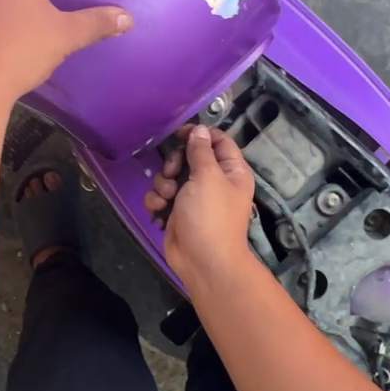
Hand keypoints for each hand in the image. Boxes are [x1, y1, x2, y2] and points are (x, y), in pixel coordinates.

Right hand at [146, 125, 259, 285]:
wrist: (202, 261)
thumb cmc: (211, 216)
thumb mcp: (207, 177)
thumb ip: (201, 151)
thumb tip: (199, 129)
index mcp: (231, 171)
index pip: (218, 141)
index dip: (199, 134)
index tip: (179, 134)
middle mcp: (215, 181)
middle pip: (190, 157)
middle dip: (175, 163)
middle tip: (173, 173)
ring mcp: (195, 197)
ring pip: (172, 176)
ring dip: (163, 183)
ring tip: (167, 197)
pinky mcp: (177, 212)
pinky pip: (162, 196)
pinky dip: (158, 201)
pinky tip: (159, 209)